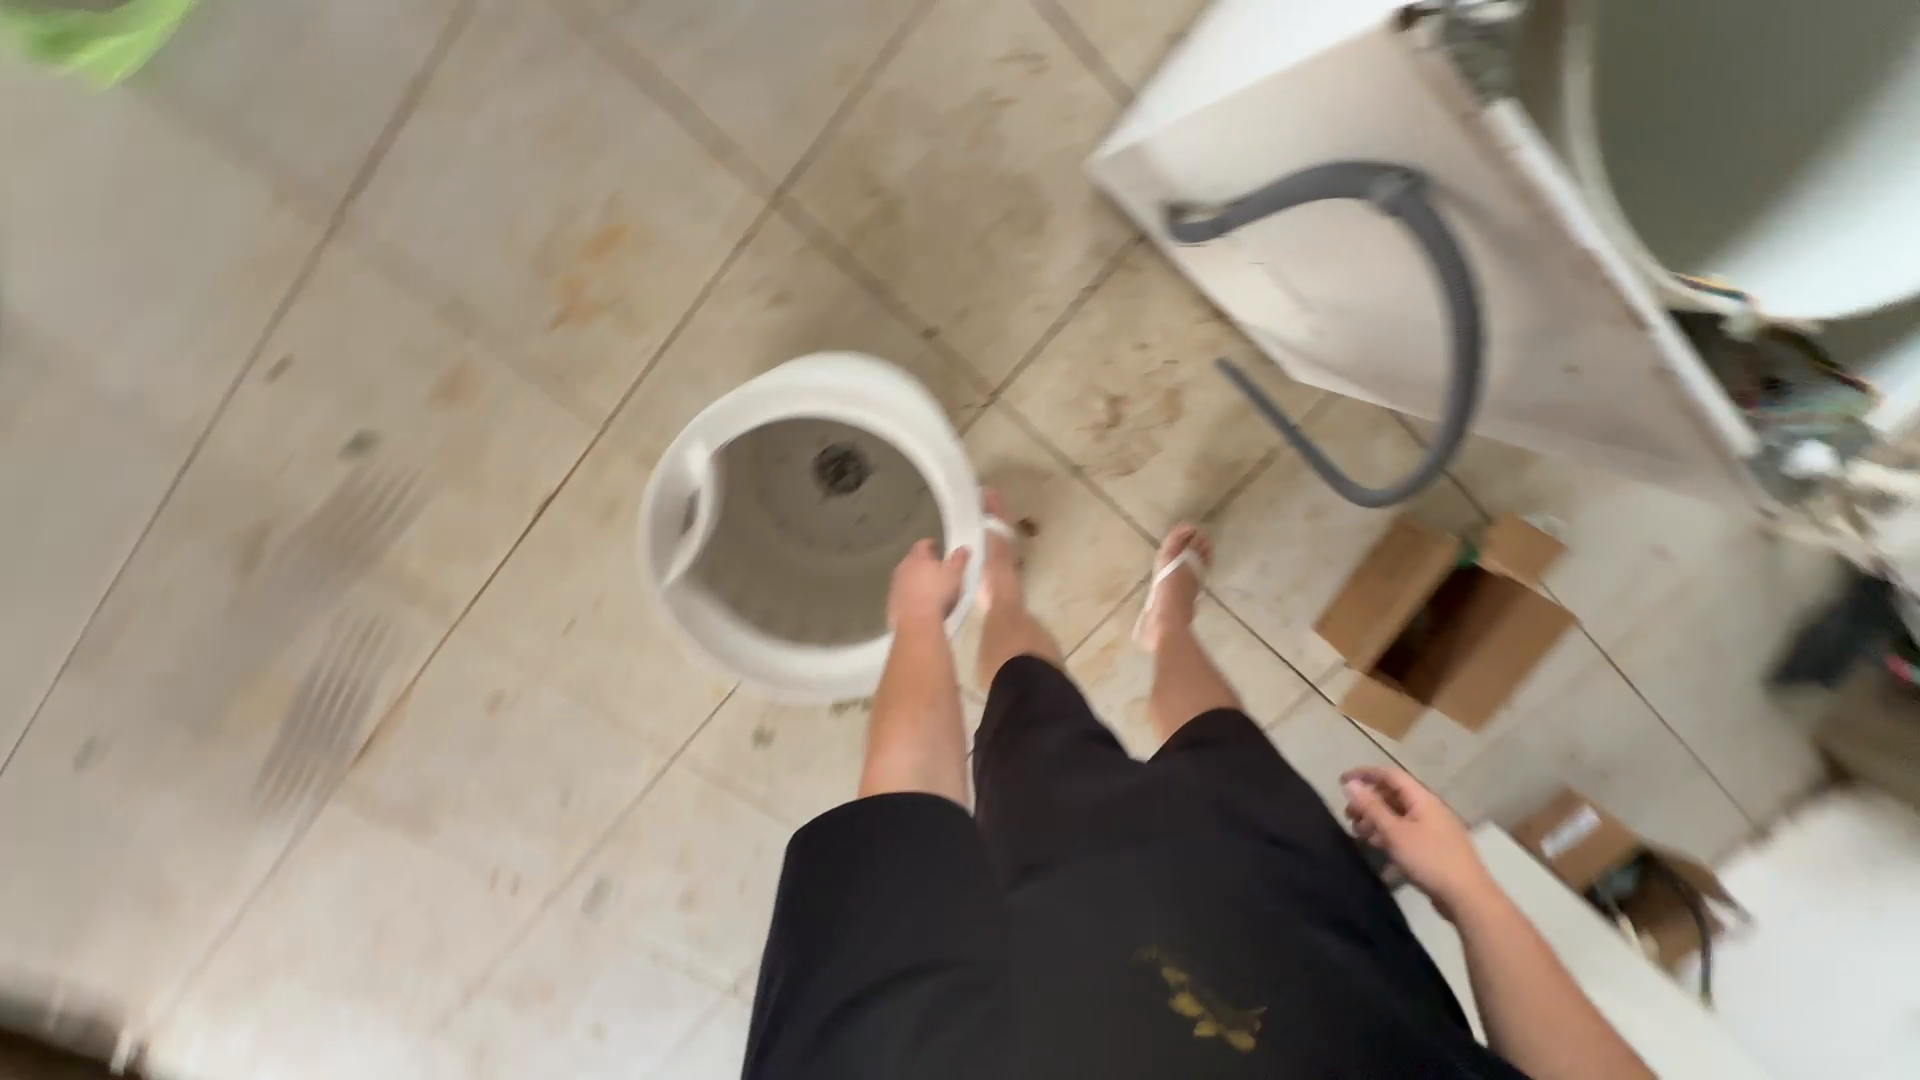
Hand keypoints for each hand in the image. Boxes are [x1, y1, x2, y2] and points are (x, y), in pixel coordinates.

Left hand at [887, 540, 969, 629]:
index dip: (931, 544)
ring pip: (905, 577)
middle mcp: (902, 568)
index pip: (923, 544)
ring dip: (914, 579)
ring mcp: (895, 585)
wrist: (917, 621)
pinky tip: (918, 603)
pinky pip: (902, 594)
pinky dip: (909, 595)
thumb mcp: (955, 574)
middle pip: (912, 560)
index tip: (938, 547)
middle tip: (935, 567)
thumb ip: (959, 559)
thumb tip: (964, 547)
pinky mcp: (892, 602)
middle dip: (922, 562)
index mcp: (917, 557)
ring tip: (927, 586)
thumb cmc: (938, 593)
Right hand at [1343, 766, 1496, 920]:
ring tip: (1359, 833)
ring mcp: (1434, 828)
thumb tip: (1350, 784)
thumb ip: (1371, 807)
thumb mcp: (1394, 832)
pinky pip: (1406, 830)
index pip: (1390, 775)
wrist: (1468, 898)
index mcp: (1423, 799)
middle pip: (1393, 795)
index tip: (1342, 781)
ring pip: (1399, 814)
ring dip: (1376, 819)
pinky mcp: (1435, 846)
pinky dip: (1388, 833)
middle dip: (1368, 802)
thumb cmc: (1430, 859)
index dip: (1364, 774)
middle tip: (1349, 816)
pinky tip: (1377, 845)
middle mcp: (1429, 809)